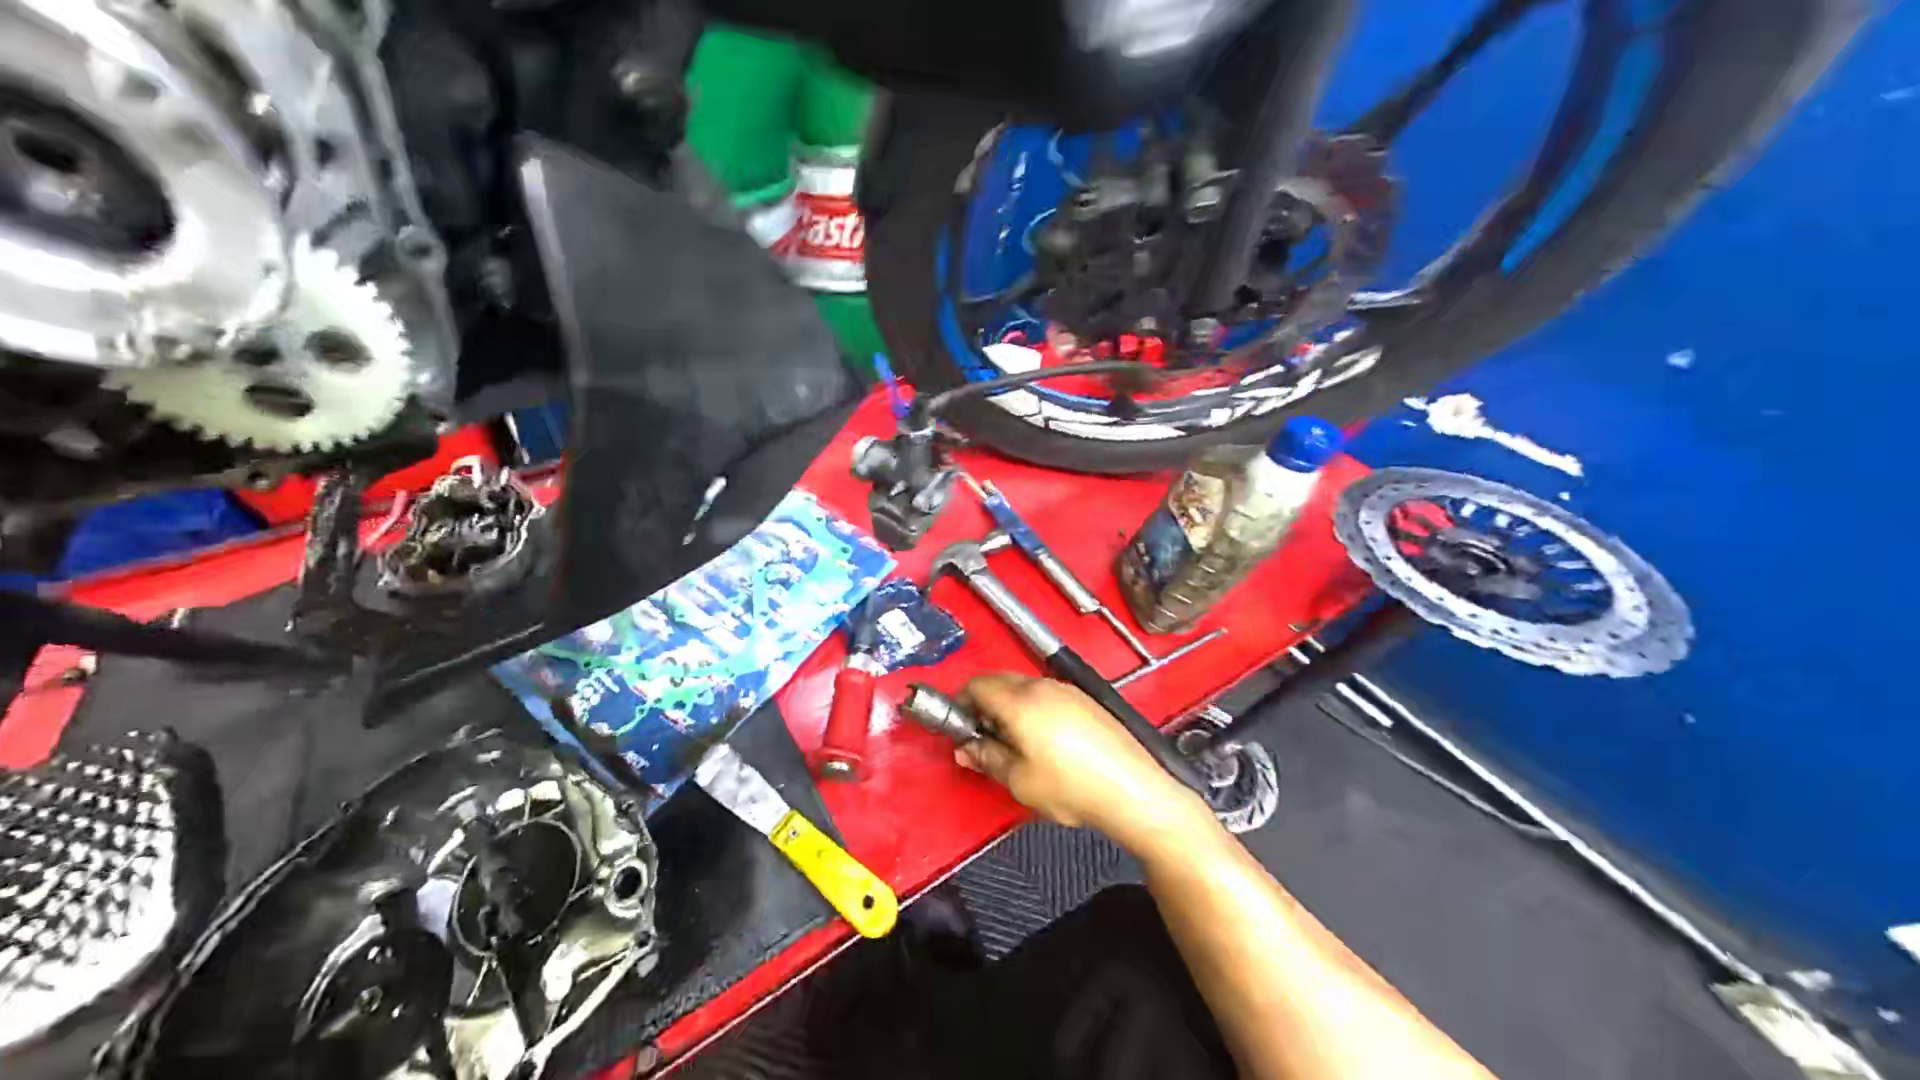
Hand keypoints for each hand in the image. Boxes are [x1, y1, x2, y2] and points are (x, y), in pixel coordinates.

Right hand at [956, 674, 1214, 853]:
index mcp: (1020, 701)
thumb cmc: (1072, 788)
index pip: (977, 685)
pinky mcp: (1086, 701)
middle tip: (981, 737)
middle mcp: (1043, 687)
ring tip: (1012, 743)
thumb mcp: (1018, 781)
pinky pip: (1047, 695)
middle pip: (999, 681)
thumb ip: (986, 758)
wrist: (1132, 791)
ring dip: (1008, 706)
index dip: (960, 703)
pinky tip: (1042, 741)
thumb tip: (966, 747)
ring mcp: (1067, 691)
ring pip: (1023, 687)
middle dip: (983, 703)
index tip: (958, 726)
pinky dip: (1032, 708)